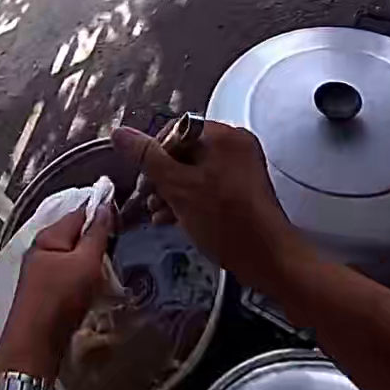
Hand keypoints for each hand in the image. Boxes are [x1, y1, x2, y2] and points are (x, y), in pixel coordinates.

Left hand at [0, 204, 113, 378]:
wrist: (34, 347)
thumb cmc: (60, 300)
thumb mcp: (85, 263)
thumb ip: (96, 233)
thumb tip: (103, 206)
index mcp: (49, 235)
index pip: (79, 212)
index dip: (100, 212)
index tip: (122, 219)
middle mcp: (42, 247)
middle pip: (75, 233)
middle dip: (96, 239)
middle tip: (116, 249)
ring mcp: (41, 269)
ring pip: (73, 254)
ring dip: (90, 260)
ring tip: (107, 270)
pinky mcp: (44, 289)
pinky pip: (68, 272)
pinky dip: (82, 275)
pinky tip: (92, 287)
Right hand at [111, 123, 317, 296]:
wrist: (270, 261)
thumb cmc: (225, 221)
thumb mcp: (178, 187)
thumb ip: (147, 158)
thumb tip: (119, 133)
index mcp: (223, 135)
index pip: (176, 129)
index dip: (154, 153)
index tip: (145, 178)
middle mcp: (236, 143)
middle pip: (186, 149)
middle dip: (163, 175)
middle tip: (150, 198)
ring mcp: (243, 165)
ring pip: (197, 168)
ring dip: (174, 188)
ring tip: (159, 211)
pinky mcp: (246, 188)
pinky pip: (211, 182)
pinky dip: (193, 196)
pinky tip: (176, 217)